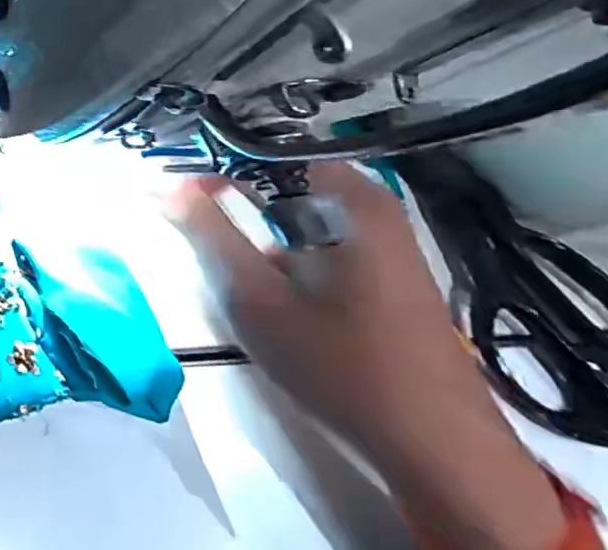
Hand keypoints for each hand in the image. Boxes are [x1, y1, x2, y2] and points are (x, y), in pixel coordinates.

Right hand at [168, 163, 565, 549]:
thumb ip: (208, 233)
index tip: (176, 181)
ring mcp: (386, 242)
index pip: (264, 149)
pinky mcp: (386, 274)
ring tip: (223, 250)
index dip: (213, 160)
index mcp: (353, 198)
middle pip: (279, 180)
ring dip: (255, 223)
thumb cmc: (346, 368)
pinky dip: (283, 246)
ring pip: (297, 211)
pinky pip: (317, 238)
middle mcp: (374, 208)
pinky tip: (268, 283)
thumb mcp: (258, 298)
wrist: (442, 458)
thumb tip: (164, 186)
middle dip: (232, 194)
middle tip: (191, 215)